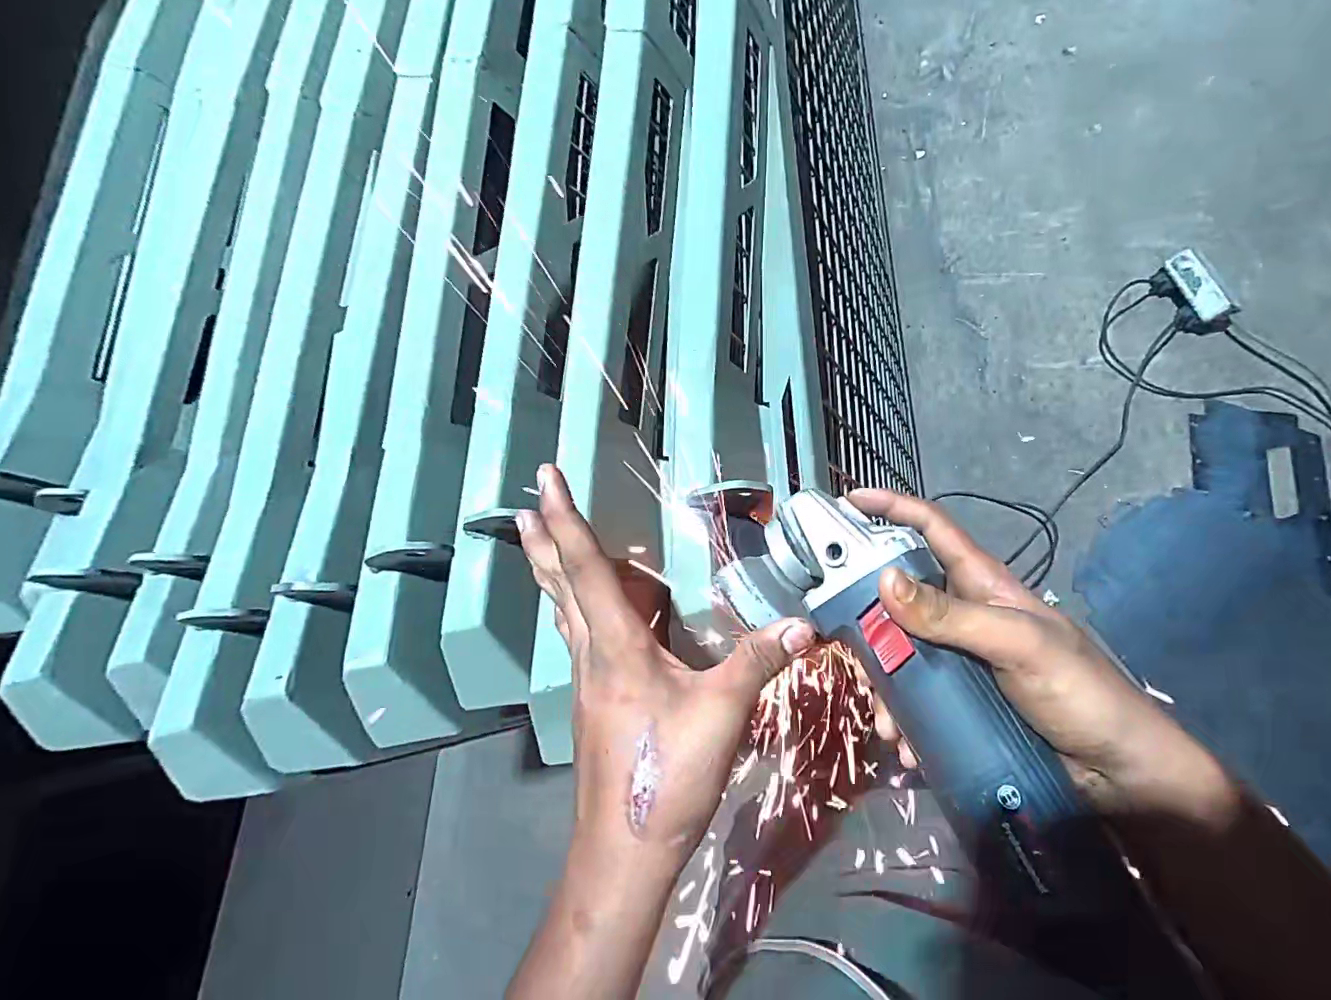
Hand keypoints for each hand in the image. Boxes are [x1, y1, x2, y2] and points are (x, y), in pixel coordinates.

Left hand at [520, 464, 814, 861]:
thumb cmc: (666, 776)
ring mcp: (590, 681)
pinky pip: (583, 636)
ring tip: (546, 541)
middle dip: (544, 539)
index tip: (544, 480)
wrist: (624, 851)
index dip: (566, 520)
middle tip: (527, 501)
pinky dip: (580, 605)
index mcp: (616, 647)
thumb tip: (803, 623)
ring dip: (554, 571)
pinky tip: (595, 612)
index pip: (586, 569)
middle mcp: (593, 656)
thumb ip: (758, 661)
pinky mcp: (597, 702)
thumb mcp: (722, 714)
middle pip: (561, 585)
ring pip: (566, 611)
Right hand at [847, 487, 1239, 823]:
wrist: (1120, 773)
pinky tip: (908, 749)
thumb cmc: (1080, 692)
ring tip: (888, 726)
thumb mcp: (1018, 645)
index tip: (850, 500)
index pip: (933, 529)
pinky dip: (906, 721)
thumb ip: (953, 616)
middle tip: (845, 647)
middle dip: (870, 621)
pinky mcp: (964, 704)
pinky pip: (918, 701)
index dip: (893, 508)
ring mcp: (964, 661)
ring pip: (903, 656)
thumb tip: (886, 580)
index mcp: (983, 585)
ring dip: (886, 687)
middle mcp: (966, 615)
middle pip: (902, 598)